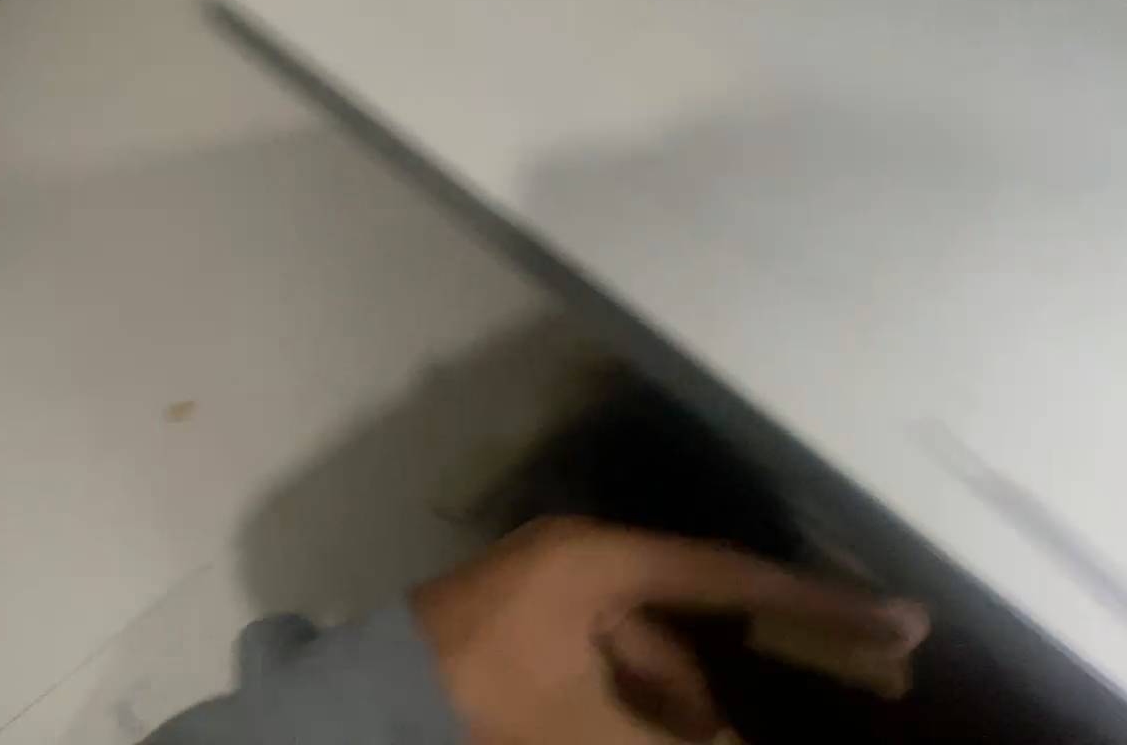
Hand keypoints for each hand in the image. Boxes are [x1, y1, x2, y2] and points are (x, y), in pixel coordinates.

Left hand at [411, 518, 929, 744]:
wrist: (386, 696)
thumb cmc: (492, 698)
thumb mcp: (599, 731)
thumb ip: (686, 738)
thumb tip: (741, 740)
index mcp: (595, 561)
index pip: (722, 572)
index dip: (811, 599)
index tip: (898, 617)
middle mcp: (576, 558)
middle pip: (688, 614)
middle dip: (735, 680)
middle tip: (792, 712)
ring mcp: (550, 585)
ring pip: (649, 649)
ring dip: (681, 706)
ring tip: (698, 732)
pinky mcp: (533, 618)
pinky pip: (610, 657)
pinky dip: (639, 699)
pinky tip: (656, 729)